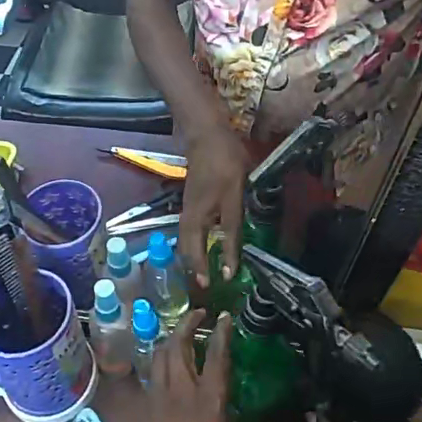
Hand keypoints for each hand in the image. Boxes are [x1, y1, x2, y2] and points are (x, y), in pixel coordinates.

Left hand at [128, 311, 284, 421]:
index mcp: (207, 409)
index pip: (216, 360)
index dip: (221, 335)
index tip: (225, 316)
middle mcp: (178, 399)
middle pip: (176, 348)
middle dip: (186, 325)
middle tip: (199, 315)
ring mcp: (156, 406)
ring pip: (159, 359)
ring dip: (169, 340)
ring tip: (182, 333)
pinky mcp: (144, 418)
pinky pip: (151, 379)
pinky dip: (158, 363)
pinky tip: (167, 368)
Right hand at [179, 126, 249, 288]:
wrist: (205, 136)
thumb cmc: (224, 162)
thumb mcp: (236, 193)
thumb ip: (234, 224)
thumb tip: (235, 251)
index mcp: (201, 217)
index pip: (211, 247)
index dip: (221, 263)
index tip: (224, 280)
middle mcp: (191, 217)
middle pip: (189, 248)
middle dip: (195, 268)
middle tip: (202, 285)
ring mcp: (188, 209)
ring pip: (186, 241)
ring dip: (191, 258)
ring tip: (199, 273)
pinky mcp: (190, 204)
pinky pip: (187, 231)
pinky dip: (191, 245)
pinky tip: (200, 247)